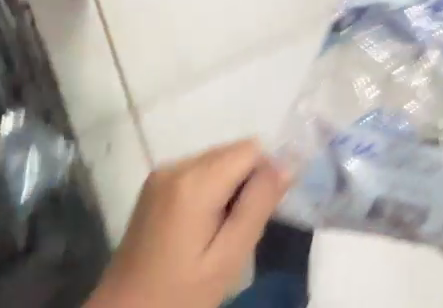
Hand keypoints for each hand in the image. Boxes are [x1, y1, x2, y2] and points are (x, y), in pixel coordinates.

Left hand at [87, 139, 291, 307]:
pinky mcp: (154, 185)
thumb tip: (288, 163)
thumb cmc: (179, 296)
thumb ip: (259, 205)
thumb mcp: (228, 258)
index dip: (265, 177)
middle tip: (237, 232)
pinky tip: (201, 229)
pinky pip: (198, 171)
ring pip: (218, 161)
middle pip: (233, 152)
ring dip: (229, 188)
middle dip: (246, 183)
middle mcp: (177, 164)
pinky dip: (210, 191)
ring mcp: (161, 173)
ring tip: (218, 234)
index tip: (260, 215)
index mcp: (194, 180)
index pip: (252, 149)